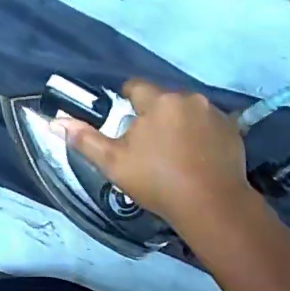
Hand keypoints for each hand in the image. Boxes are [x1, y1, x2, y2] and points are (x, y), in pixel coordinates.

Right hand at [54, 79, 254, 228]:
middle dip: (153, 116)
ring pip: (187, 111)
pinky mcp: (233, 130)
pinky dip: (200, 136)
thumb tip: (56, 121)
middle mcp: (189, 98)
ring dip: (178, 124)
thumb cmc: (156, 181)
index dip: (125, 102)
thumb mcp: (113, 163)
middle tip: (145, 147)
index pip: (136, 87)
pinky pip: (209, 125)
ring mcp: (215, 112)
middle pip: (163, 100)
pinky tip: (195, 159)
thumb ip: (85, 139)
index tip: (123, 124)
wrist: (210, 203)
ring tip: (172, 154)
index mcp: (159, 101)